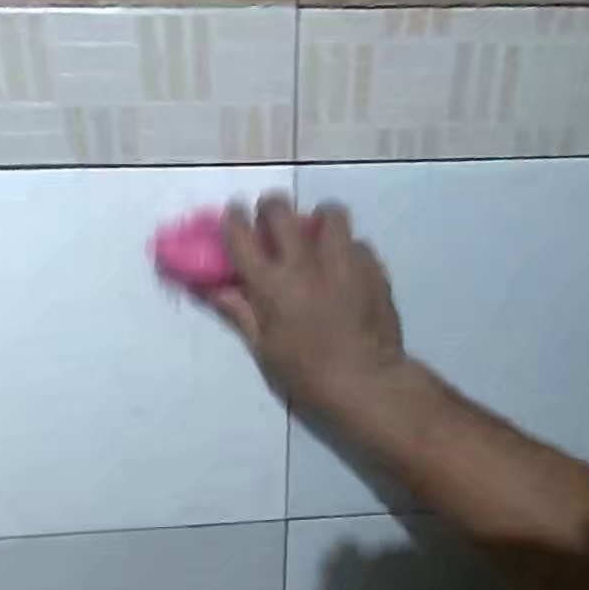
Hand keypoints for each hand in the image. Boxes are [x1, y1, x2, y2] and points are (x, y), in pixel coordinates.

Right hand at [206, 192, 407, 411]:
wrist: (367, 382)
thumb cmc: (308, 374)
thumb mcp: (266, 350)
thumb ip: (240, 313)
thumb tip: (215, 290)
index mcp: (272, 284)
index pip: (241, 235)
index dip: (233, 219)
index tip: (235, 215)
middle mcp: (306, 263)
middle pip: (282, 212)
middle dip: (272, 207)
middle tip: (274, 220)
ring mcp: (344, 262)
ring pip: (330, 215)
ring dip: (319, 220)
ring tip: (318, 236)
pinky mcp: (374, 269)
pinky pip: (358, 244)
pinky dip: (348, 249)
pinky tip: (348, 268)